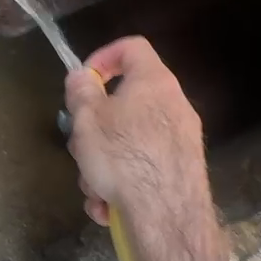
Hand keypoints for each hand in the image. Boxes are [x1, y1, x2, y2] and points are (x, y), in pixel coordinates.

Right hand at [63, 36, 211, 231]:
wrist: (164, 213)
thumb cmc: (122, 157)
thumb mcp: (87, 120)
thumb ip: (81, 92)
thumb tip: (81, 76)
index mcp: (153, 82)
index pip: (131, 47)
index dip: (102, 57)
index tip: (82, 84)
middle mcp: (173, 105)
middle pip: (124, 104)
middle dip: (94, 130)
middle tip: (80, 148)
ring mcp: (179, 140)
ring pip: (127, 143)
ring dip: (102, 165)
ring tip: (94, 189)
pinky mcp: (178, 171)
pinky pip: (140, 168)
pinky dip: (120, 185)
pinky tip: (108, 206)